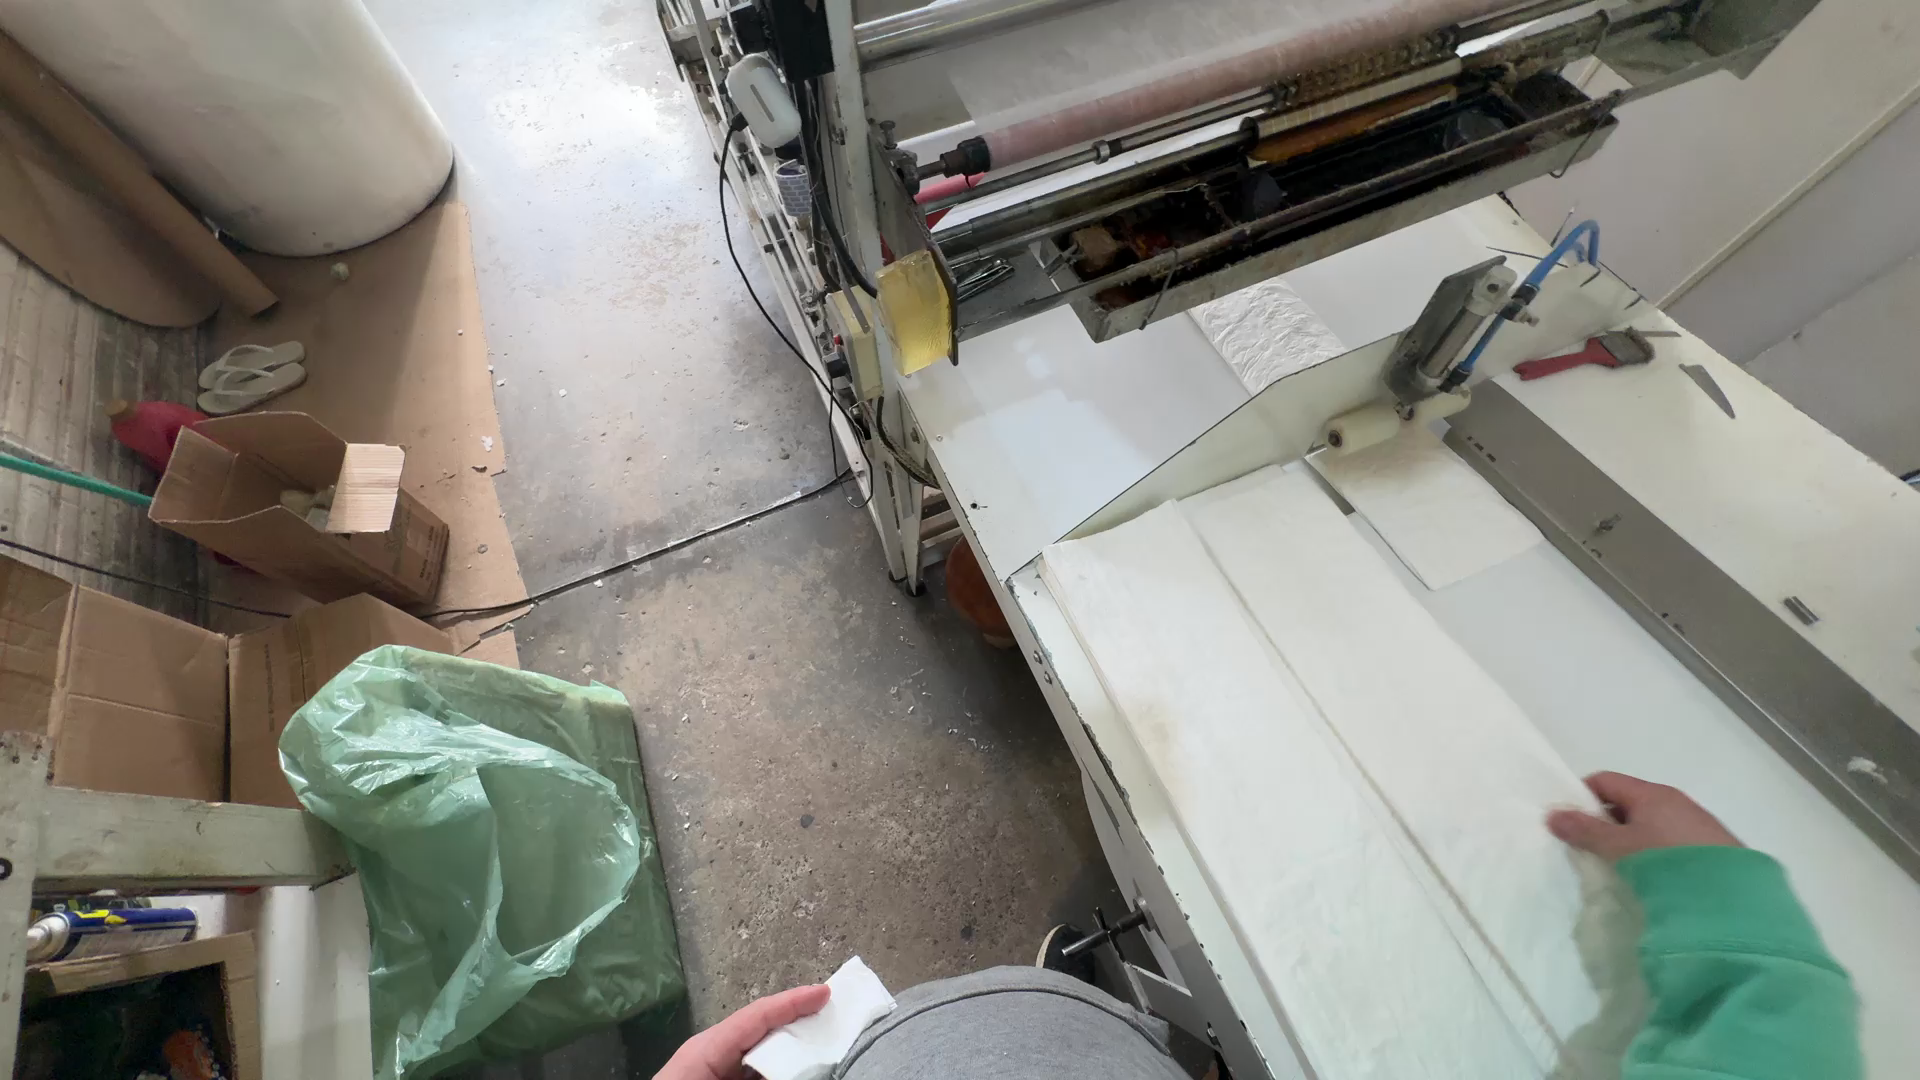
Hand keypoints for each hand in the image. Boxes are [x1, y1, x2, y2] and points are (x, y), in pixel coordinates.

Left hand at [653, 984, 831, 1079]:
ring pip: (754, 1053)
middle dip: (794, 1024)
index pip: (757, 1014)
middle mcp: (708, 1053)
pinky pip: (746, 1070)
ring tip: (819, 1048)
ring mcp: (710, 1070)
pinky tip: (792, 1069)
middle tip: (831, 1020)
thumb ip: (761, 1074)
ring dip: (784, 1052)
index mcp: (706, 1048)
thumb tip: (800, 1067)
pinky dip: (769, 1068)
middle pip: (759, 1029)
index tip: (826, 993)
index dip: (793, 1001)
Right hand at [1546, 771, 1741, 861]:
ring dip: (1635, 838)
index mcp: (1653, 793)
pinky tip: (1660, 875)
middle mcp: (1679, 802)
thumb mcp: (1616, 846)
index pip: (1604, 781)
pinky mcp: (1721, 852)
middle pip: (1629, 802)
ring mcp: (1704, 827)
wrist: (1738, 904)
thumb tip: (1551, 815)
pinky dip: (1660, 852)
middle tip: (1595, 845)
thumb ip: (1582, 829)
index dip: (1583, 797)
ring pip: (1654, 823)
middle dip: (1608, 820)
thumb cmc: (1666, 861)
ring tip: (1627, 864)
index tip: (1574, 821)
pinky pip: (1677, 842)